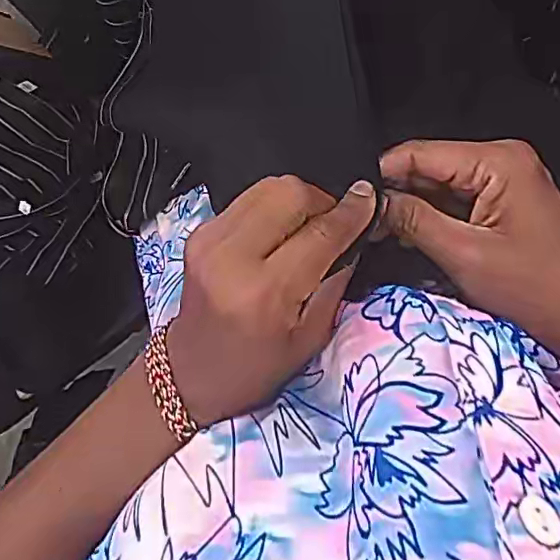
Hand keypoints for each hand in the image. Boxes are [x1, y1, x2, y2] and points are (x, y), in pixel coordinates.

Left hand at [165, 175, 377, 424]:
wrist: (191, 372)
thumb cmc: (255, 367)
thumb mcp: (310, 337)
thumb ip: (335, 280)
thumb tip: (355, 232)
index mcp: (265, 292)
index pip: (320, 233)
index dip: (351, 213)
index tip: (369, 199)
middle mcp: (232, 257)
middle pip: (291, 193)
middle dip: (323, 201)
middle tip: (334, 223)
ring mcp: (210, 239)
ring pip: (270, 187)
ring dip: (298, 200)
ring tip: (307, 226)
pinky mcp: (201, 230)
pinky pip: (249, 198)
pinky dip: (273, 207)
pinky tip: (279, 230)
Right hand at [379, 139, 559, 354]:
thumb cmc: (543, 292)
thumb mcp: (466, 255)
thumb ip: (413, 220)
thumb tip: (374, 201)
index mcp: (499, 160)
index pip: (421, 152)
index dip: (382, 174)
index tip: (354, 199)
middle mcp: (503, 160)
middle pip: (429, 167)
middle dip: (398, 194)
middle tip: (367, 224)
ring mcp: (505, 180)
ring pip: (440, 185)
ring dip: (414, 209)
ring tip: (387, 234)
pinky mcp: (504, 201)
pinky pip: (457, 200)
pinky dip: (435, 219)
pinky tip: (414, 238)